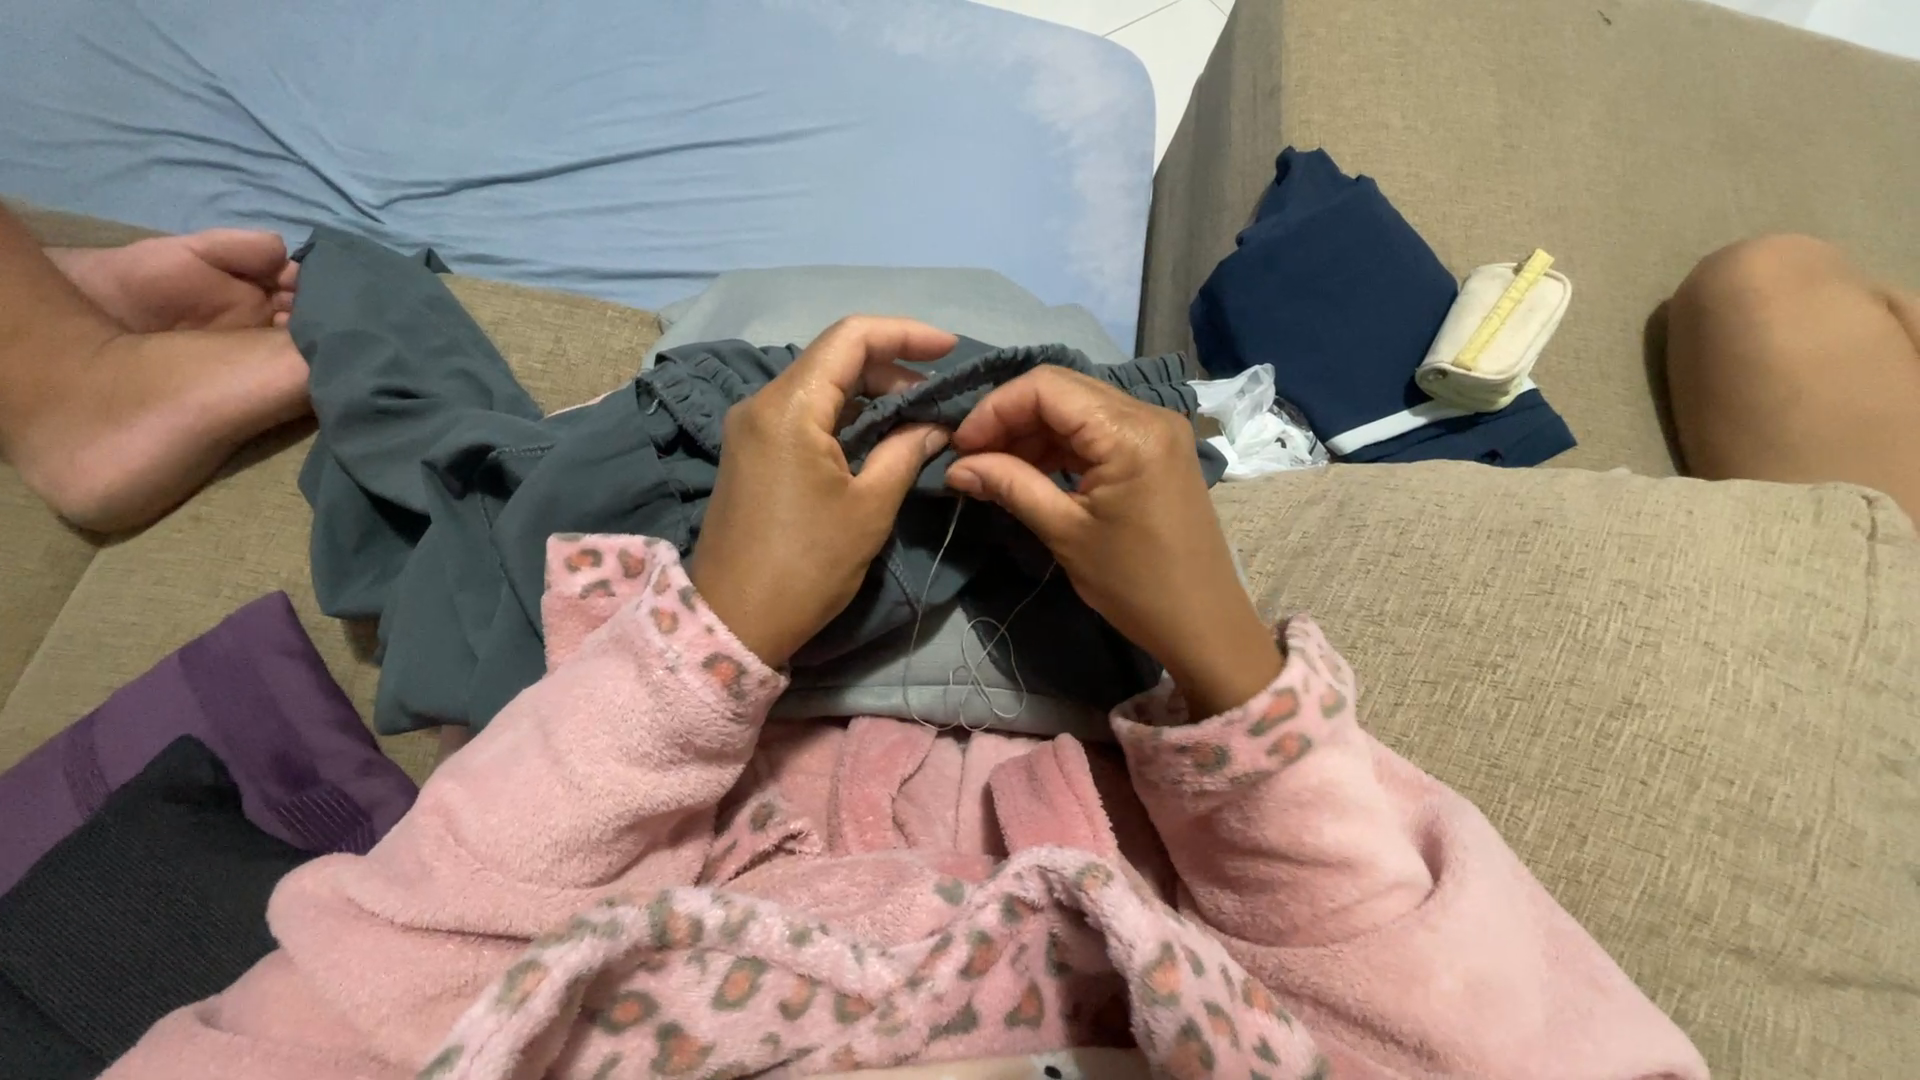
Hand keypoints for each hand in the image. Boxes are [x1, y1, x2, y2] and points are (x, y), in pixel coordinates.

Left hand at [689, 317, 956, 667]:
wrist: (734, 621)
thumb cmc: (807, 565)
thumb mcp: (869, 507)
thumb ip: (906, 451)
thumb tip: (935, 425)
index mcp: (789, 408)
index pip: (851, 338)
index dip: (905, 333)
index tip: (949, 349)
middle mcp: (762, 403)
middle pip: (834, 358)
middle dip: (892, 368)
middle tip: (938, 399)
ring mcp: (752, 427)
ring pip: (819, 385)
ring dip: (870, 393)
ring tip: (918, 416)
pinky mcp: (752, 451)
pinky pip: (804, 413)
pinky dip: (845, 416)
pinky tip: (879, 436)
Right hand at [945, 367, 1281, 718]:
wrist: (1203, 623)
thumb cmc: (1135, 584)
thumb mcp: (1065, 532)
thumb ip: (1010, 485)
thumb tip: (955, 466)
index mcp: (1130, 430)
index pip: (1046, 387)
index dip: (994, 409)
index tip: (961, 448)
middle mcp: (1148, 413)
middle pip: (1061, 390)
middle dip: (1009, 418)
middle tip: (972, 457)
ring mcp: (1156, 428)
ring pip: (1076, 407)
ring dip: (1031, 432)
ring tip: (995, 470)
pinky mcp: (1155, 448)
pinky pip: (1096, 429)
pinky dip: (1059, 445)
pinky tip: (1030, 471)